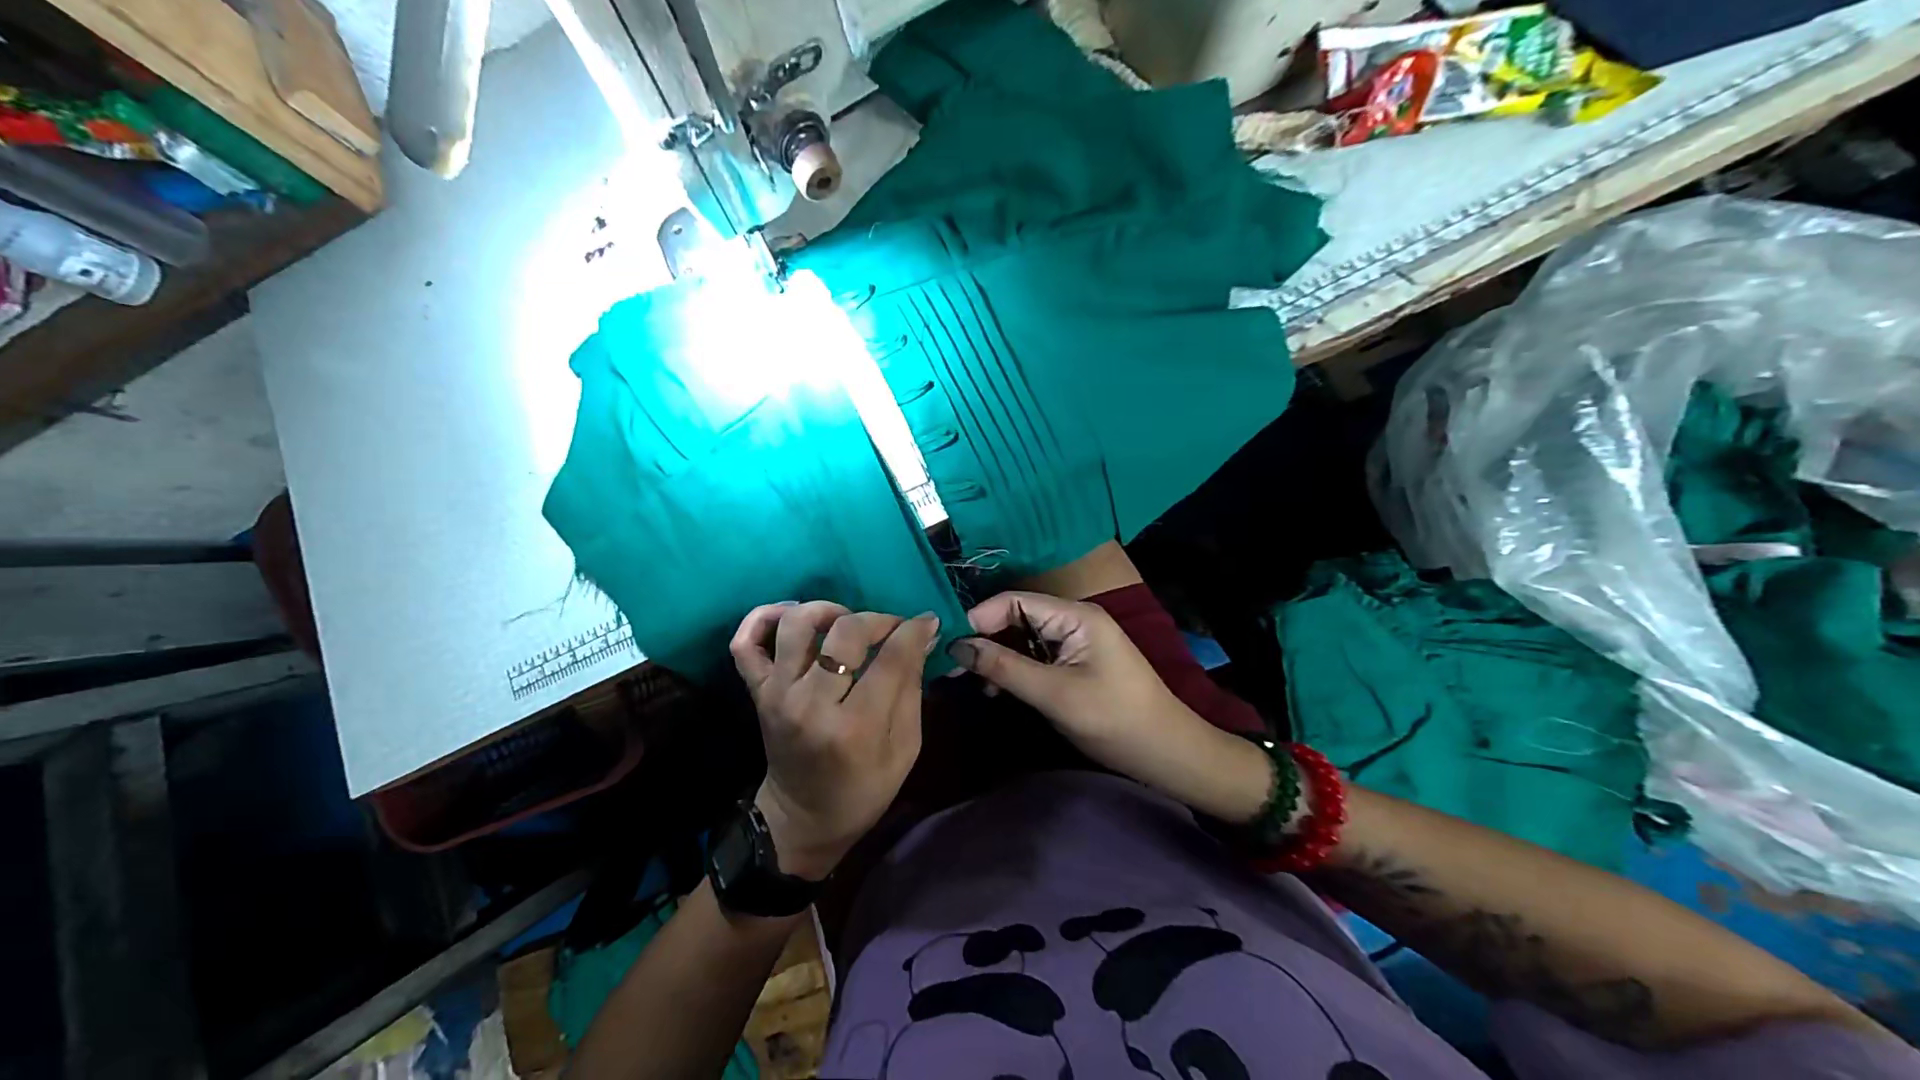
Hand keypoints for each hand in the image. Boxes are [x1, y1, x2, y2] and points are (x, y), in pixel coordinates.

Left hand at [730, 601, 939, 880]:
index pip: (890, 656)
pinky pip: (745, 644)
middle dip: (878, 619)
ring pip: (796, 624)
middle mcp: (811, 703)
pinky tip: (789, 616)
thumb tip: (922, 634)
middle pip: (845, 632)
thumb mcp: (905, 747)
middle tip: (891, 628)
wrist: (803, 818)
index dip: (914, 630)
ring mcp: (778, 694)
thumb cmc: (864, 789)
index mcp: (855, 727)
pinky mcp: (757, 693)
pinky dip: (761, 619)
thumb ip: (912, 686)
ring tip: (845, 623)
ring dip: (827, 611)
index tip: (926, 622)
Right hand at [950, 591, 1271, 823]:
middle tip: (953, 669)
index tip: (948, 647)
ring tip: (975, 684)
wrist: (1168, 754)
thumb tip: (957, 646)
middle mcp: (1073, 620)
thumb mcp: (1054, 693)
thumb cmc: (1114, 720)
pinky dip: (1014, 670)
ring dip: (997, 657)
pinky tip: (997, 690)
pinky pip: (1035, 657)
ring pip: (1022, 638)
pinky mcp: (1075, 664)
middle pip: (1016, 617)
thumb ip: (1005, 666)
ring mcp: (1075, 642)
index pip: (1013, 601)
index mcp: (1074, 615)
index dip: (978, 618)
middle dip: (984, 639)